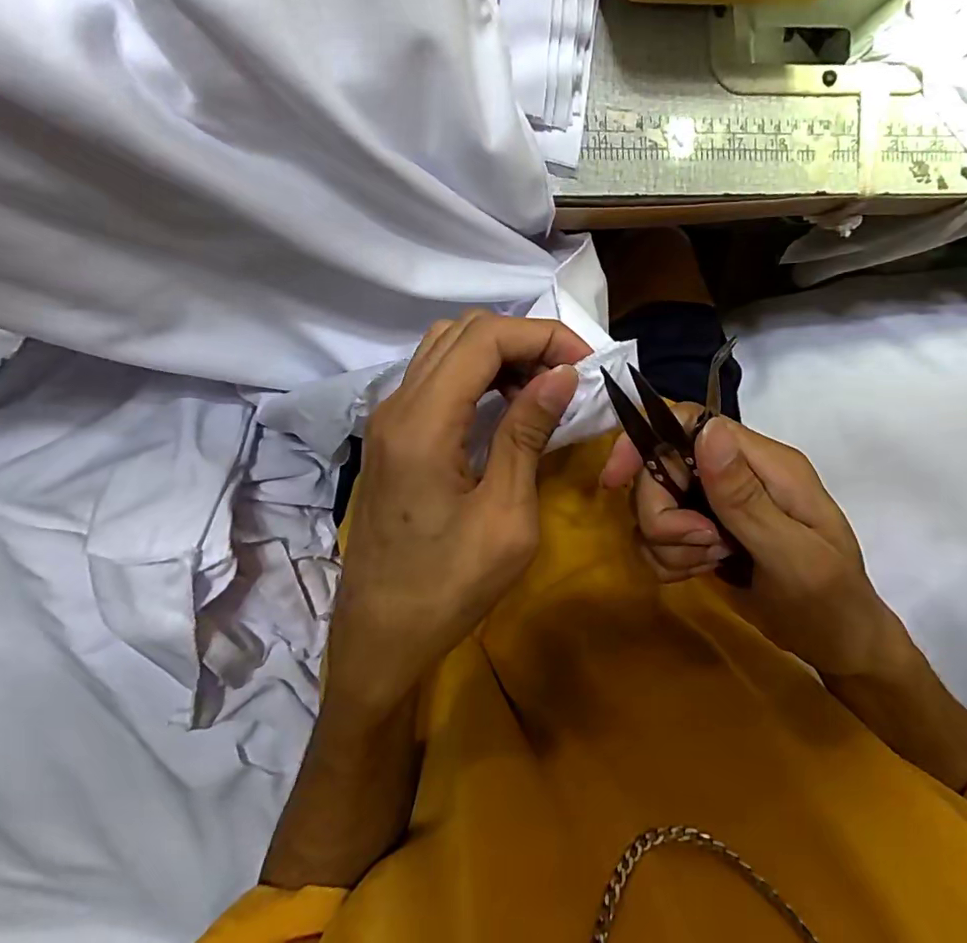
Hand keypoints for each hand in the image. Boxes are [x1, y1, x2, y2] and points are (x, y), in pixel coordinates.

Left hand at [328, 310, 591, 714]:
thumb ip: (528, 434)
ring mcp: (388, 419)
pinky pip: (435, 378)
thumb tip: (562, 375)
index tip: (586, 366)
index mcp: (423, 423)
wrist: (381, 634)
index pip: (484, 337)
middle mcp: (397, 406)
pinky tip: (508, 407)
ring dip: (499, 354)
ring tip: (542, 389)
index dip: (542, 336)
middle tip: (568, 378)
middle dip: (524, 340)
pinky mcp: (392, 436)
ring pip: (445, 348)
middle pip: (463, 331)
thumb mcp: (507, 516)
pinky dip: (477, 375)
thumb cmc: (450, 586)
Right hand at [602, 411, 909, 677]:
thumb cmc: (828, 601)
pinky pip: (658, 537)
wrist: (838, 643)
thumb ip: (746, 497)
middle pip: (661, 468)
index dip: (645, 442)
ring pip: (655, 505)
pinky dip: (668, 559)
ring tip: (712, 562)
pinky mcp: (704, 531)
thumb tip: (705, 430)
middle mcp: (736, 473)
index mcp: (766, 463)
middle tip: (704, 548)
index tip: (614, 481)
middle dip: (665, 516)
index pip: (690, 422)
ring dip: (670, 544)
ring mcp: (718, 503)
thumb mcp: (793, 555)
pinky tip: (701, 572)